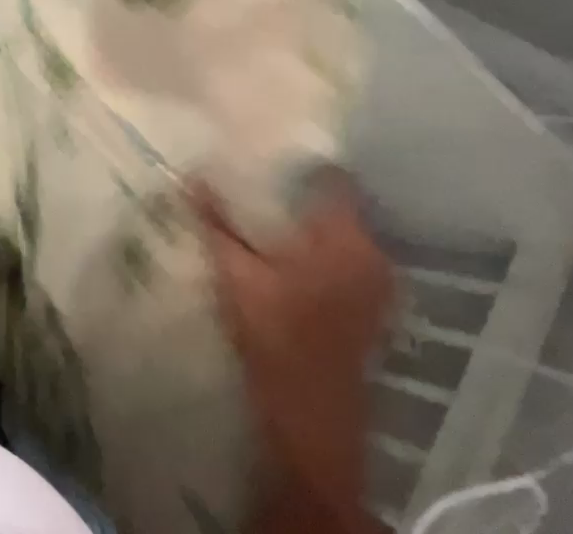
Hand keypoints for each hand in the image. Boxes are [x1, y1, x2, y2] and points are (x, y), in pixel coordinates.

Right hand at [188, 172, 393, 527]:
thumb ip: (216, 223)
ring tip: (262, 218)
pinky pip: (344, 259)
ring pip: (340, 234)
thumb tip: (192, 176)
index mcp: (347, 240)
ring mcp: (380, 284)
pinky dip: (316, 250)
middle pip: (336, 205)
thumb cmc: (275, 339)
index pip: (332, 178)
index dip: (296, 163)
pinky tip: (281, 256)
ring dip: (306, 225)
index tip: (261, 155)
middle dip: (295, 194)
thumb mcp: (235, 276)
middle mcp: (375, 255)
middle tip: (252, 186)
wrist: (311, 416)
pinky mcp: (373, 307)